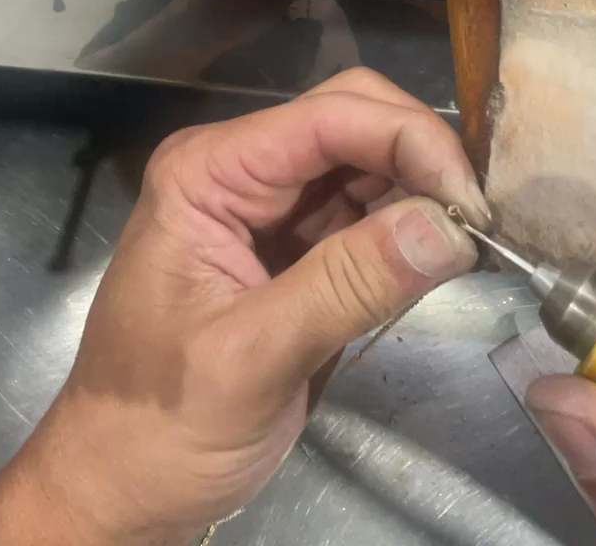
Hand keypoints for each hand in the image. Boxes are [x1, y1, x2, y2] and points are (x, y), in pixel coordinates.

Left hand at [0, 69, 489, 544]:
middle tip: (475, 218)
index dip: (408, 140)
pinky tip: (432, 249)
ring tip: (466, 237)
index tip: (472, 202)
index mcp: (207, 171)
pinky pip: (358, 207)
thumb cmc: (159, 423)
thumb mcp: (252, 358)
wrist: (120, 478)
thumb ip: (347, 285)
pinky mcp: (288, 241)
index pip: (325, 117)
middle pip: (347, 118)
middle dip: (417, 153)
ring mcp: (263, 202)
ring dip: (417, 186)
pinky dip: (401, 221)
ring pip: (361, 158)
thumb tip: (448, 226)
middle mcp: (236, 167)